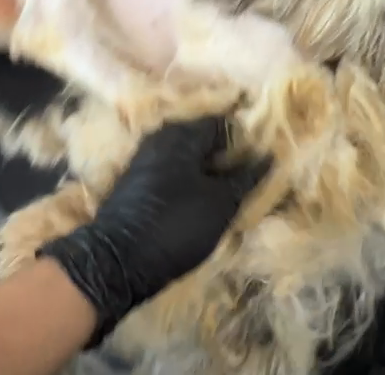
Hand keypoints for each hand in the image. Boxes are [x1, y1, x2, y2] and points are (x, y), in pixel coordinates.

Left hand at [39, 117, 268, 344]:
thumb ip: (245, 177)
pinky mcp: (137, 180)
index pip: (223, 122)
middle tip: (249, 177)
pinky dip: (190, 179)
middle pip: (203, 137)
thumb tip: (268, 156)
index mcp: (182, 133)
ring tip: (229, 192)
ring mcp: (145, 157)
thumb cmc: (175, 224)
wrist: (117, 261)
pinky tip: (201, 200)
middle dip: (227, 154)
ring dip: (208, 169)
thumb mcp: (220, 204)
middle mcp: (161, 136)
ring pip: (187, 155)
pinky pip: (172, 170)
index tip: (262, 158)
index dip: (245, 138)